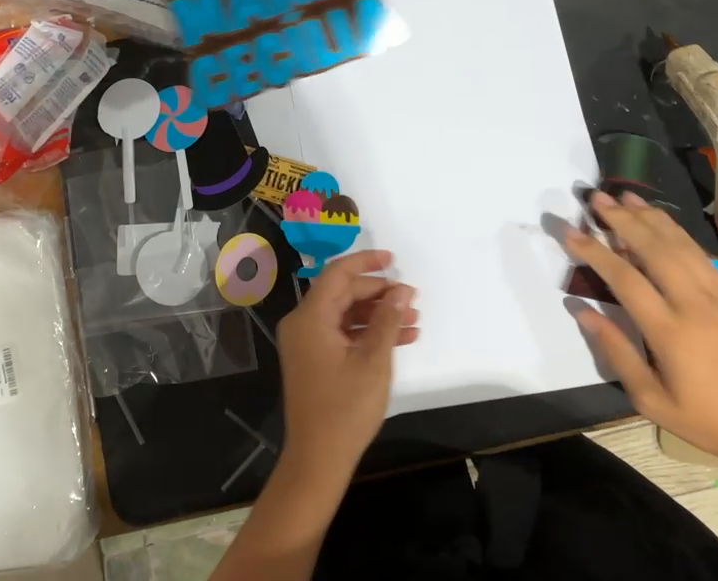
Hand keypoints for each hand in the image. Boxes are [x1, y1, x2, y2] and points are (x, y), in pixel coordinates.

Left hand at [276, 250, 418, 474]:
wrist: (318, 458)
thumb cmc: (345, 407)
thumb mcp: (373, 360)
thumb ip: (387, 320)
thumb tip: (401, 290)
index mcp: (309, 317)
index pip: (337, 274)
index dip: (366, 262)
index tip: (393, 259)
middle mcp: (303, 324)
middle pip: (342, 294)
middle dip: (378, 293)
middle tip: (412, 298)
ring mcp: (307, 343)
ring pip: (346, 315)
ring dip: (378, 315)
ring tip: (414, 320)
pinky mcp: (315, 360)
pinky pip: (342, 334)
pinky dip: (368, 334)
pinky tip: (401, 339)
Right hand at [563, 191, 717, 473]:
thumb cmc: (706, 421)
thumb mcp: (650, 399)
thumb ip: (616, 352)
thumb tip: (582, 311)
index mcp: (670, 332)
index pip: (625, 278)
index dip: (595, 251)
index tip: (570, 232)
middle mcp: (695, 305)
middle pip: (654, 249)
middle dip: (622, 220)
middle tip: (596, 197)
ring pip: (680, 245)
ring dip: (650, 217)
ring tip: (625, 197)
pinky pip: (700, 256)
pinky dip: (677, 233)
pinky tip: (662, 222)